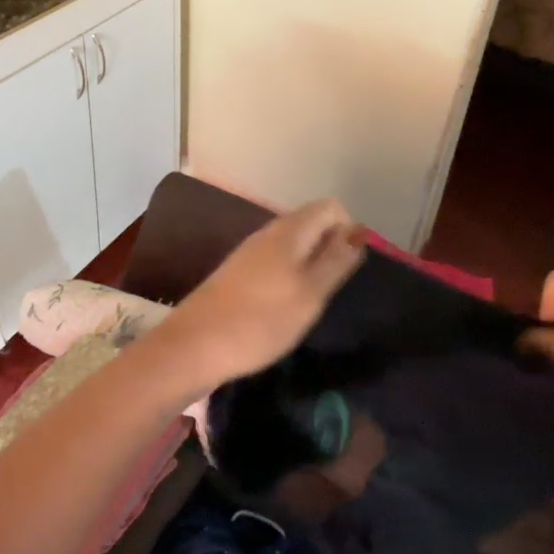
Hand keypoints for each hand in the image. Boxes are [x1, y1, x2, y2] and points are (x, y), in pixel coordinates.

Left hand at [149, 199, 365, 388]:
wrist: (194, 346)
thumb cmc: (261, 320)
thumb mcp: (310, 293)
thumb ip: (336, 260)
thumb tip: (360, 230)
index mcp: (290, 230)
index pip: (331, 207)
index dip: (348, 231)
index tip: (347, 269)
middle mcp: (269, 232)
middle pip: (312, 223)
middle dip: (330, 249)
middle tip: (330, 290)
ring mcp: (250, 251)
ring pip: (293, 244)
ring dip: (310, 265)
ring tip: (310, 302)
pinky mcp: (237, 272)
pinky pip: (275, 261)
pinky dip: (289, 277)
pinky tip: (283, 307)